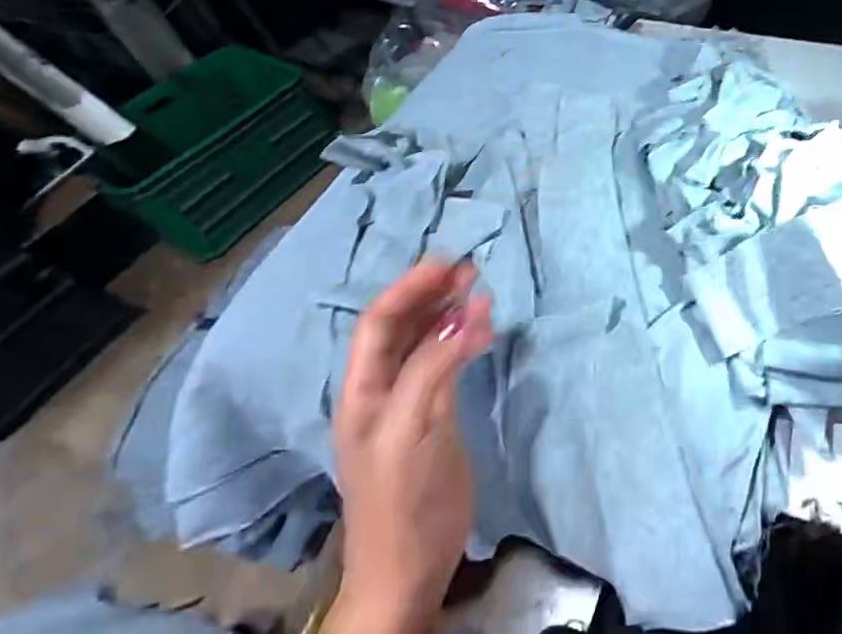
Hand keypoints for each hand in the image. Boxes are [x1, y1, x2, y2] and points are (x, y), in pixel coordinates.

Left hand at [326, 259, 493, 633]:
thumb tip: (463, 316)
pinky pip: (441, 368)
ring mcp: (404, 403)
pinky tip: (480, 332)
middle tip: (467, 270)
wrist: (405, 575)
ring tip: (477, 290)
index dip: (409, 288)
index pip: (380, 320)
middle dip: (429, 295)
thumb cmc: (401, 503)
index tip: (445, 265)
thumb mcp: (412, 432)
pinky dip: (459, 345)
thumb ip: (433, 371)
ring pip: (421, 344)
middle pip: (400, 327)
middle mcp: (378, 387)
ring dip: (446, 315)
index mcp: (361, 387)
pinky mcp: (429, 419)